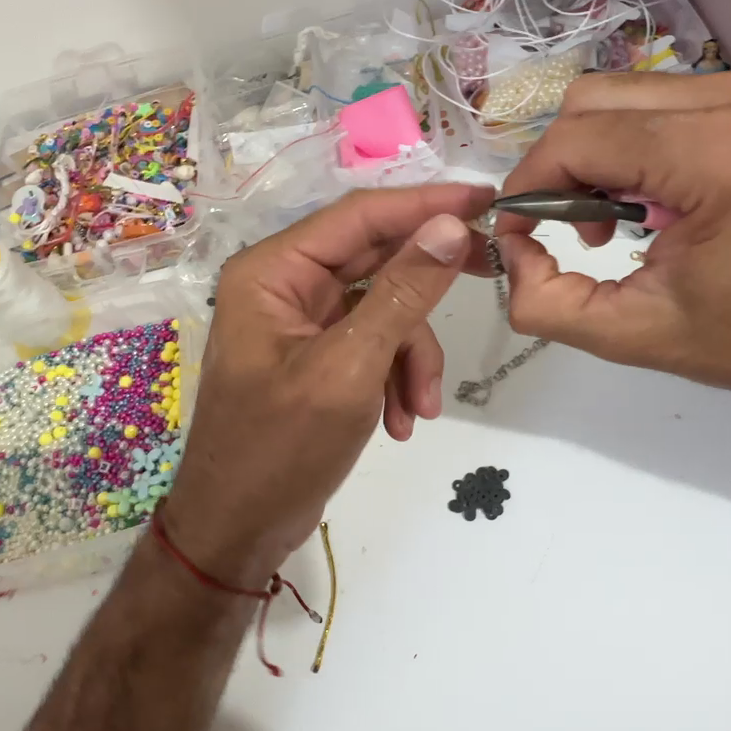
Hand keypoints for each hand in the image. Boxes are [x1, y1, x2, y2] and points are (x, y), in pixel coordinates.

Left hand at [164, 184, 491, 584]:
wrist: (238, 531)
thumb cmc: (279, 451)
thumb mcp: (349, 369)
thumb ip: (402, 295)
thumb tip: (450, 228)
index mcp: (273, 272)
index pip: (360, 216)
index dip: (426, 204)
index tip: (488, 200)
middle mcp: (284, 285)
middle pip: (375, 258)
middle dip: (428, 286)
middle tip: (492, 275)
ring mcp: (300, 324)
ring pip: (383, 309)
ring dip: (412, 355)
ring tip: (420, 408)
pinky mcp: (317, 358)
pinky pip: (372, 345)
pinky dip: (394, 378)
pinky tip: (400, 423)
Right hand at [496, 70, 730, 410]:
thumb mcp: (632, 335)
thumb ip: (543, 300)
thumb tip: (504, 249)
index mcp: (717, 154)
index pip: (579, 138)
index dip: (529, 184)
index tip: (515, 232)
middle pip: (594, 100)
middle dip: (560, 166)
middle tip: (567, 231)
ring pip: (624, 96)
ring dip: (596, 156)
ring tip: (612, 226)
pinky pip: (662, 104)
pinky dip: (633, 148)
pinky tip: (649, 205)